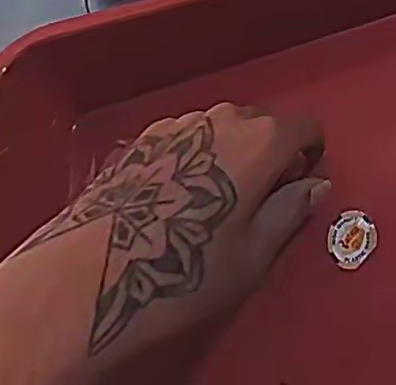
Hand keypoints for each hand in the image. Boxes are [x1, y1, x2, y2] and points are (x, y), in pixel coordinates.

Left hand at [0, 103, 326, 384]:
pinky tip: (175, 201)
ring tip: (210, 207)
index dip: (310, 153)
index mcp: (261, 140)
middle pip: (266, 124)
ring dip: (232, 154)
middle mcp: (224, 118)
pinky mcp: (146, 136)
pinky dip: (196, 157)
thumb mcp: (251, 257)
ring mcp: (181, 123)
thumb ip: (291, 211)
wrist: (82, 277)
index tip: (302, 179)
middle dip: (272, 155)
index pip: (306, 126)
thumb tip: (313, 187)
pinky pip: (189, 137)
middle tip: (258, 204)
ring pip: (226, 129)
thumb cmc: (174, 272)